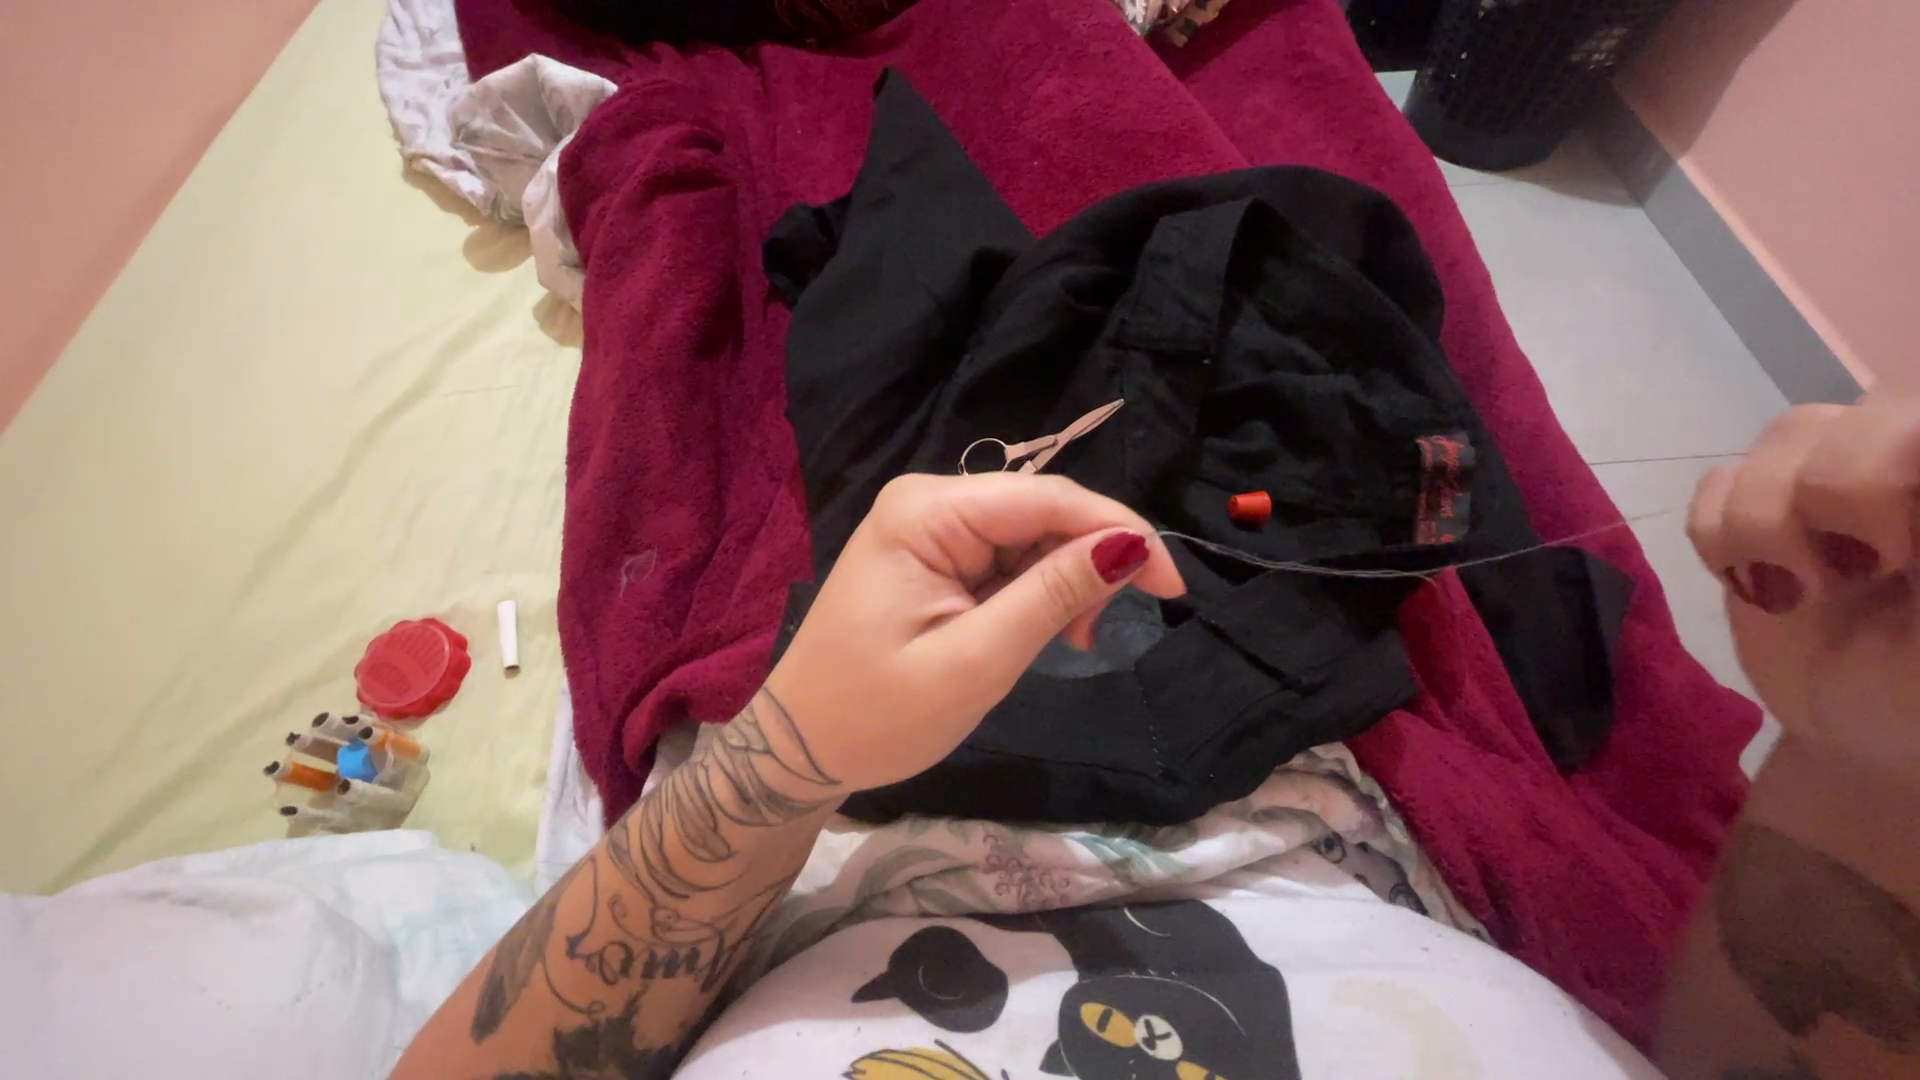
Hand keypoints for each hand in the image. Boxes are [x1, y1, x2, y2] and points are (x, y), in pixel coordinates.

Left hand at [763, 472, 1186, 793]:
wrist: (802, 748)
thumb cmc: (878, 715)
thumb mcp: (975, 660)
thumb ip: (1053, 595)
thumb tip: (1130, 544)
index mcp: (926, 511)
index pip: (1047, 497)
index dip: (1119, 531)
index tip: (1172, 586)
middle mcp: (928, 502)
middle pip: (1041, 511)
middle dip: (1088, 563)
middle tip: (1095, 633)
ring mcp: (929, 528)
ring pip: (1031, 537)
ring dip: (1064, 584)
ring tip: (1068, 641)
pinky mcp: (933, 557)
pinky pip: (1006, 560)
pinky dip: (1036, 594)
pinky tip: (1043, 630)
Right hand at [1688, 394, 1919, 776]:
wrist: (1864, 738)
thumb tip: (1884, 482)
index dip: (1890, 471)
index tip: (1898, 553)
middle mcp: (1917, 460)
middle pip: (1886, 400)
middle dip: (1852, 486)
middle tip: (1869, 567)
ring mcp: (1843, 476)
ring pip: (1793, 431)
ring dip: (1780, 525)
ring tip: (1810, 591)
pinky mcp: (1757, 506)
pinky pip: (1717, 480)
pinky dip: (1722, 540)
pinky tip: (1764, 584)